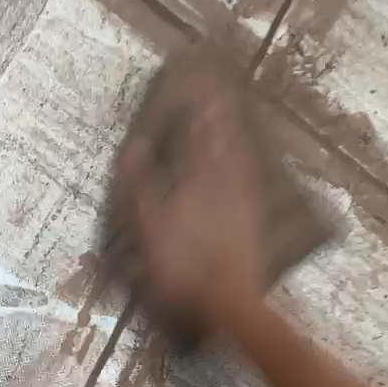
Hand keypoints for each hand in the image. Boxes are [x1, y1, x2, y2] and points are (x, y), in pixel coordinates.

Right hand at [109, 48, 272, 335]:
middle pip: (222, 141)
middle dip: (218, 115)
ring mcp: (242, 202)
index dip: (197, 109)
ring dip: (235, 133)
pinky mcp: (253, 221)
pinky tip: (250, 161)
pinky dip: (250, 164)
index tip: (197, 83)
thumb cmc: (182, 269)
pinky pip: (252, 181)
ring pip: (240, 157)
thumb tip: (134, 148)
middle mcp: (223, 183)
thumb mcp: (150, 230)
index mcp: (196, 182)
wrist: (227, 303)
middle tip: (218, 88)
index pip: (197, 136)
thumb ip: (142, 188)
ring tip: (232, 113)